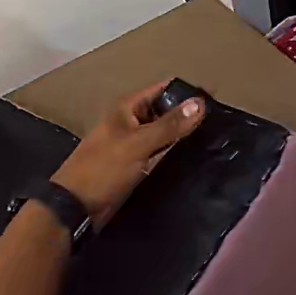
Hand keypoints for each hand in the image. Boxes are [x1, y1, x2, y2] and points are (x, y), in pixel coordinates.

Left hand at [50, 80, 205, 225]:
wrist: (75, 205)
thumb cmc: (103, 169)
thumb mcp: (138, 144)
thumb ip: (169, 125)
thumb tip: (200, 103)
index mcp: (127, 108)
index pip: (163, 89)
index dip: (187, 91)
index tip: (216, 97)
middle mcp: (131, 121)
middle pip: (165, 110)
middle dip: (189, 112)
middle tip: (221, 119)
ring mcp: (133, 143)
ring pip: (163, 131)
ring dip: (183, 132)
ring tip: (214, 135)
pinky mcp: (135, 163)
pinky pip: (159, 150)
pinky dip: (174, 150)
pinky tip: (193, 154)